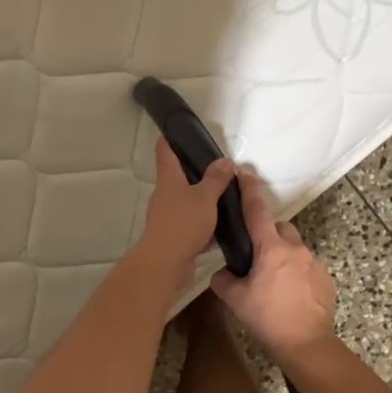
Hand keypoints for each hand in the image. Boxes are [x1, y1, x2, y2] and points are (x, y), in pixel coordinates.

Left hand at [135, 139, 235, 267]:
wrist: (165, 264)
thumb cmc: (183, 223)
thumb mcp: (205, 197)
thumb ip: (216, 179)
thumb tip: (225, 160)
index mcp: (168, 179)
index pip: (165, 150)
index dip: (170, 137)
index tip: (179, 128)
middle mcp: (165, 195)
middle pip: (178, 176)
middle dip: (196, 170)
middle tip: (219, 165)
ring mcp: (168, 216)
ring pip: (188, 201)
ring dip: (203, 198)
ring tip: (226, 195)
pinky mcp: (175, 235)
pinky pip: (193, 224)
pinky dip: (206, 224)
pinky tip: (224, 227)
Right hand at [208, 171, 336, 357]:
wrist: (307, 344)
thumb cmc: (268, 319)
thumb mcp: (236, 301)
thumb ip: (224, 281)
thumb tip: (221, 274)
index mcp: (271, 249)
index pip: (257, 211)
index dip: (249, 190)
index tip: (244, 173)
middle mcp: (295, 249)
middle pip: (279, 228)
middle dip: (267, 234)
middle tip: (254, 255)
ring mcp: (314, 263)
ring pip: (294, 248)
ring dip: (282, 255)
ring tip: (272, 280)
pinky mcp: (326, 279)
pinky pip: (306, 266)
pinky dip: (296, 272)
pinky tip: (288, 294)